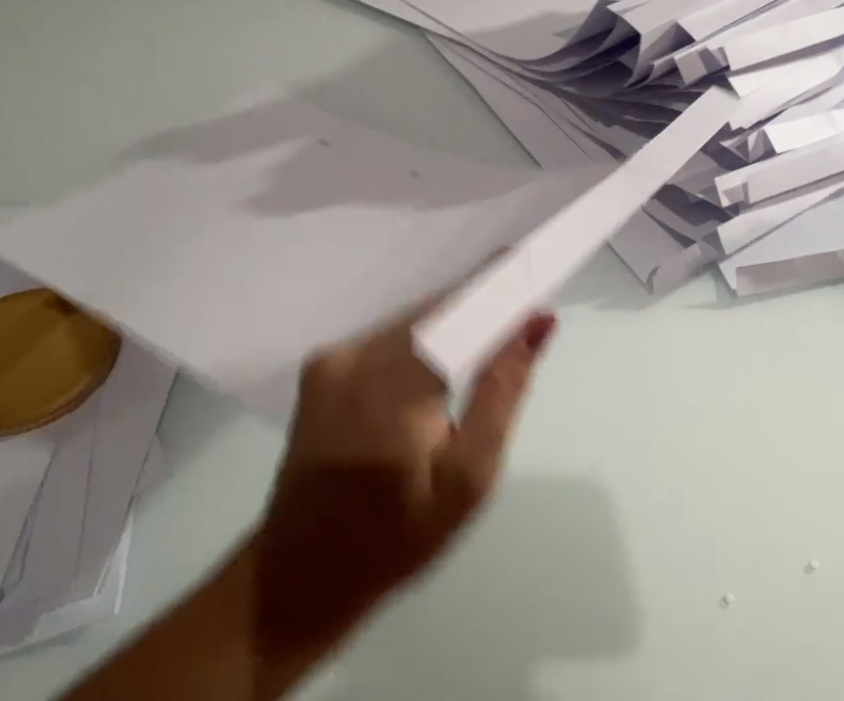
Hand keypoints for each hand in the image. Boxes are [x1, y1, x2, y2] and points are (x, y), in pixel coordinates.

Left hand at [250, 302, 555, 672]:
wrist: (302, 574)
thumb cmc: (398, 535)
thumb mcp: (469, 476)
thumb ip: (504, 390)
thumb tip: (538, 322)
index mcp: (391, 385)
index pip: (462, 310)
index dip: (504, 285)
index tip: (541, 269)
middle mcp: (355, 356)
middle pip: (436, 309)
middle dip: (484, 304)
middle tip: (527, 313)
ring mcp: (332, 359)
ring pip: (413, 318)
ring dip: (455, 322)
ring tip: (497, 336)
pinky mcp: (322, 367)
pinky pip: (389, 334)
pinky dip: (425, 339)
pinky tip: (447, 361)